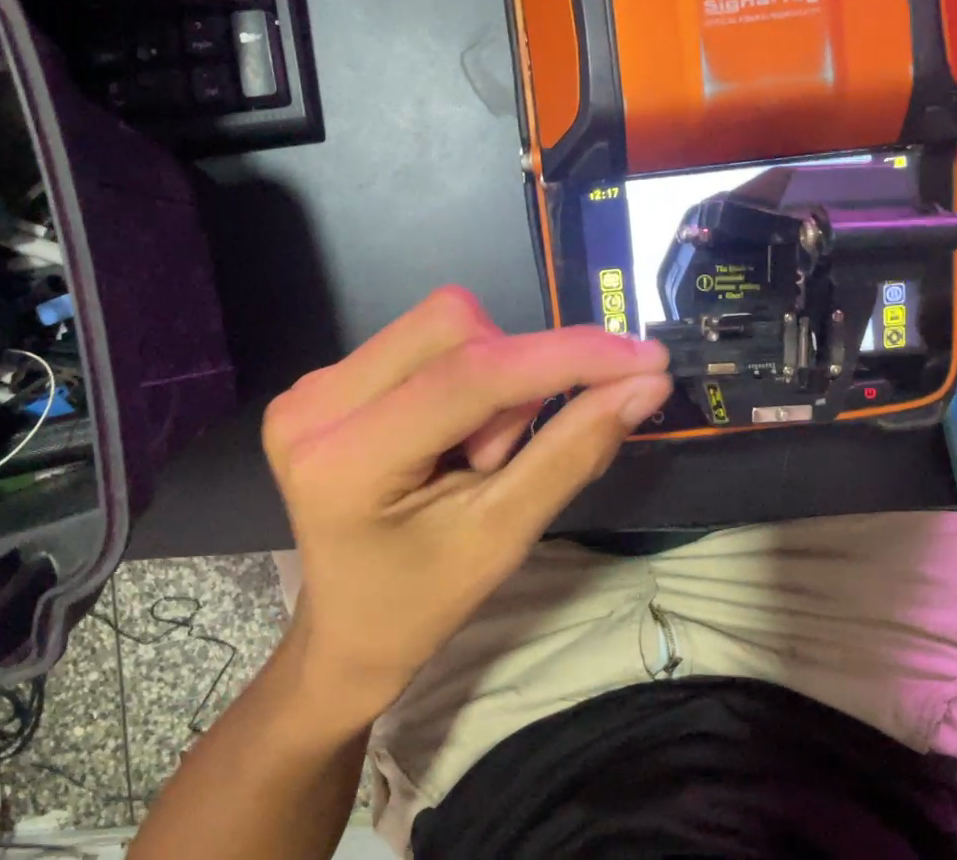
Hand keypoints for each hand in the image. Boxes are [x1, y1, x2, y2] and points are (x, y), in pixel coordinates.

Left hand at [260, 287, 671, 717]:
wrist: (346, 631)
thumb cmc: (422, 603)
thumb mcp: (503, 537)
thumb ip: (572, 452)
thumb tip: (645, 385)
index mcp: (344, 461)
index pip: (470, 376)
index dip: (566, 357)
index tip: (646, 358)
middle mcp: (312, 404)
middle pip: (454, 325)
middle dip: (514, 379)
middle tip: (503, 456)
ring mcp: (311, 386)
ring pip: (443, 326)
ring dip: (490, 381)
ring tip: (474, 457)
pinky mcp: (325, 380)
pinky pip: (424, 342)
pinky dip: (464, 379)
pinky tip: (449, 438)